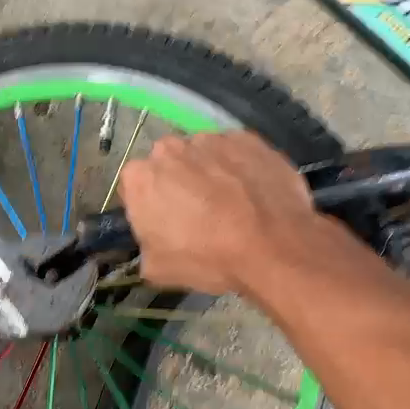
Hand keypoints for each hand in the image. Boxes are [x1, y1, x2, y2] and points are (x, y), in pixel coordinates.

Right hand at [119, 132, 360, 294]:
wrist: (274, 248)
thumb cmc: (208, 258)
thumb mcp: (158, 269)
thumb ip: (145, 245)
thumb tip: (152, 240)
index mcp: (140, 176)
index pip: (135, 184)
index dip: (149, 203)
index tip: (165, 221)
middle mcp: (170, 148)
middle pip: (168, 163)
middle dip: (178, 181)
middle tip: (198, 211)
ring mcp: (211, 139)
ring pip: (202, 154)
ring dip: (209, 171)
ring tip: (231, 202)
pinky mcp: (248, 139)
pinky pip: (236, 151)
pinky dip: (239, 166)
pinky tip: (253, 192)